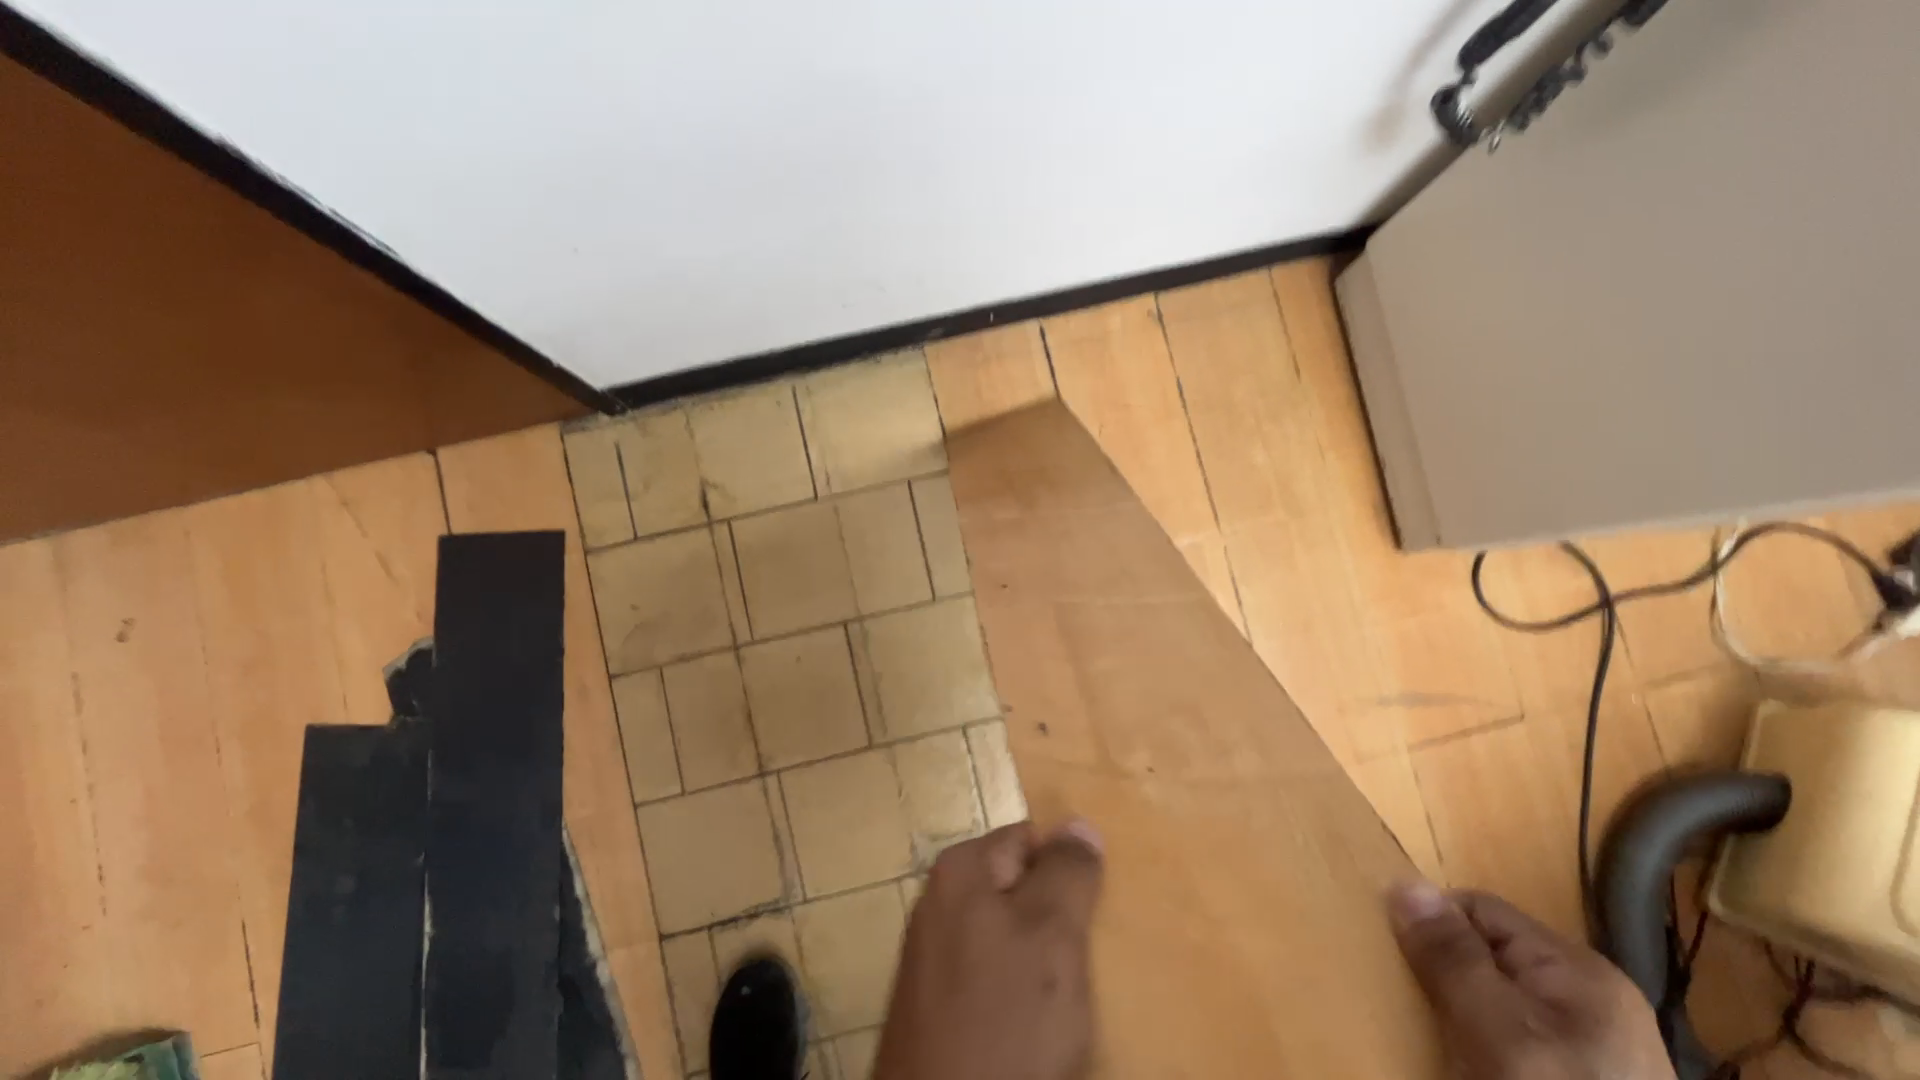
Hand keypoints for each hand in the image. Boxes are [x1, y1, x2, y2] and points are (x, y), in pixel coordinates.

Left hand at [874, 820, 1104, 1079]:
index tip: (1100, 907)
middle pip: (1019, 890)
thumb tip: (1078, 823)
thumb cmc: (1003, 1022)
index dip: (1069, 869)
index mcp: (961, 872)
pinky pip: (994, 981)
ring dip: (1043, 962)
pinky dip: (1022, 996)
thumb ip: (1067, 874)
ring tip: (1075, 995)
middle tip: (1095, 953)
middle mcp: (939, 904)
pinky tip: (1043, 1025)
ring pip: (1009, 940)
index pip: (1031, 839)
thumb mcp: (1051, 936)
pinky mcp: (940, 1007)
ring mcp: (935, 958)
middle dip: (1058, 917)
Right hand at [1388, 882, 1676, 1079]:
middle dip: (1441, 975)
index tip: (1388, 956)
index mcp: (1578, 970)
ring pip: (1496, 1007)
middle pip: (1488, 959)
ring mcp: (1587, 1051)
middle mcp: (1586, 1002)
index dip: (1431, 925)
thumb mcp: (1499, 1031)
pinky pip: (1513, 1049)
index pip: (1480, 910)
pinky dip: (1478, 1055)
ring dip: (1454, 1018)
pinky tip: (1460, 1070)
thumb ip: (1454, 958)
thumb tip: (1404, 883)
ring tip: (1427, 1043)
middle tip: (1399, 1004)